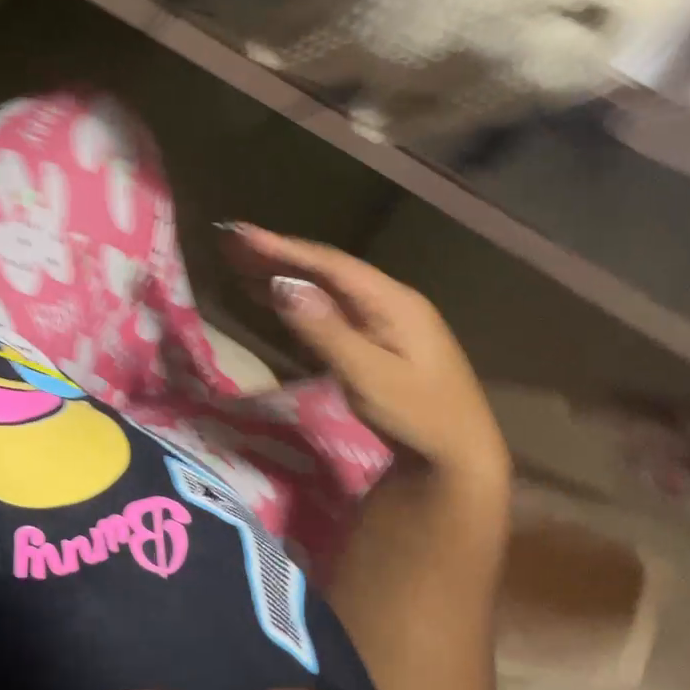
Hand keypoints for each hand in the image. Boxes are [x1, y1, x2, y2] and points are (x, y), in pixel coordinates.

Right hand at [221, 224, 508, 479]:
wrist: (459, 455)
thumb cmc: (417, 414)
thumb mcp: (367, 374)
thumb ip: (324, 329)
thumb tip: (281, 286)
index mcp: (392, 302)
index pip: (329, 265)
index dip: (282, 248)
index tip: (240, 234)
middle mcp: (388, 301)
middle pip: (325, 269)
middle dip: (277, 254)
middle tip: (231, 240)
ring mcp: (382, 319)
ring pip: (324, 286)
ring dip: (282, 273)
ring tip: (238, 261)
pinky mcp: (374, 337)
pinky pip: (327, 306)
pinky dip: (295, 297)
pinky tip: (269, 295)